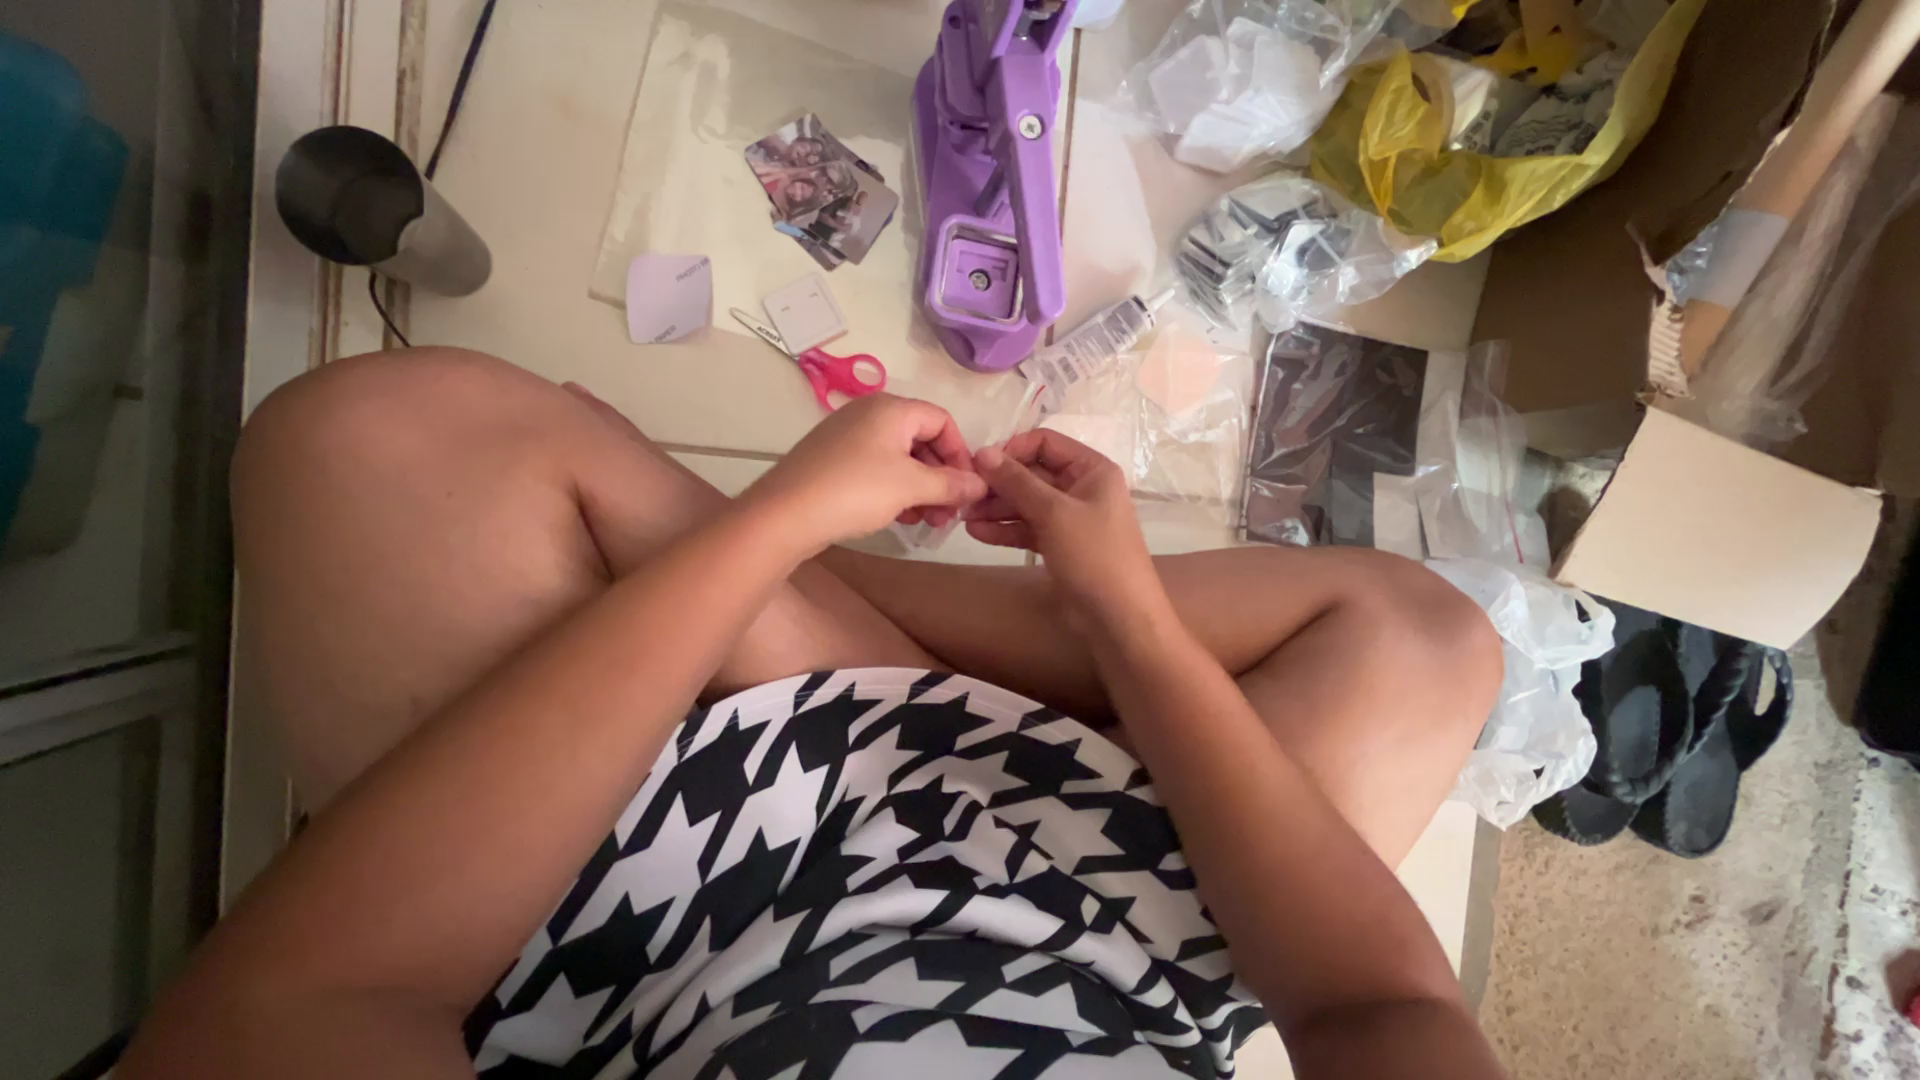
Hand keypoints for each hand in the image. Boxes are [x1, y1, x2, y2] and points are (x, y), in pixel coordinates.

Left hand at [743, 394, 986, 553]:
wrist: (785, 514)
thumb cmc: (855, 491)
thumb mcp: (911, 487)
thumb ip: (951, 484)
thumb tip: (980, 485)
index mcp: (891, 409)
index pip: (942, 421)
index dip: (960, 454)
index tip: (967, 489)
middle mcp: (870, 414)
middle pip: (921, 439)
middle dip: (942, 477)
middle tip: (950, 513)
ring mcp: (848, 436)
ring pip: (900, 458)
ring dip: (921, 488)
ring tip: (928, 522)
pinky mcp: (834, 460)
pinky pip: (877, 469)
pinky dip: (896, 490)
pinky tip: (901, 517)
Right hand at [965, 429, 1170, 625]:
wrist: (1118, 617)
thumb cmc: (1093, 555)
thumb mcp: (1054, 513)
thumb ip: (1017, 482)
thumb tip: (982, 452)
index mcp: (1092, 469)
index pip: (1046, 442)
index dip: (1012, 450)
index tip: (980, 465)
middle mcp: (1082, 488)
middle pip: (1033, 474)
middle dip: (999, 483)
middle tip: (966, 494)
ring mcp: (1070, 519)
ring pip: (1027, 503)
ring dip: (996, 507)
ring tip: (963, 516)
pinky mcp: (1060, 545)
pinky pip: (1028, 528)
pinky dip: (1004, 529)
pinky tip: (976, 532)